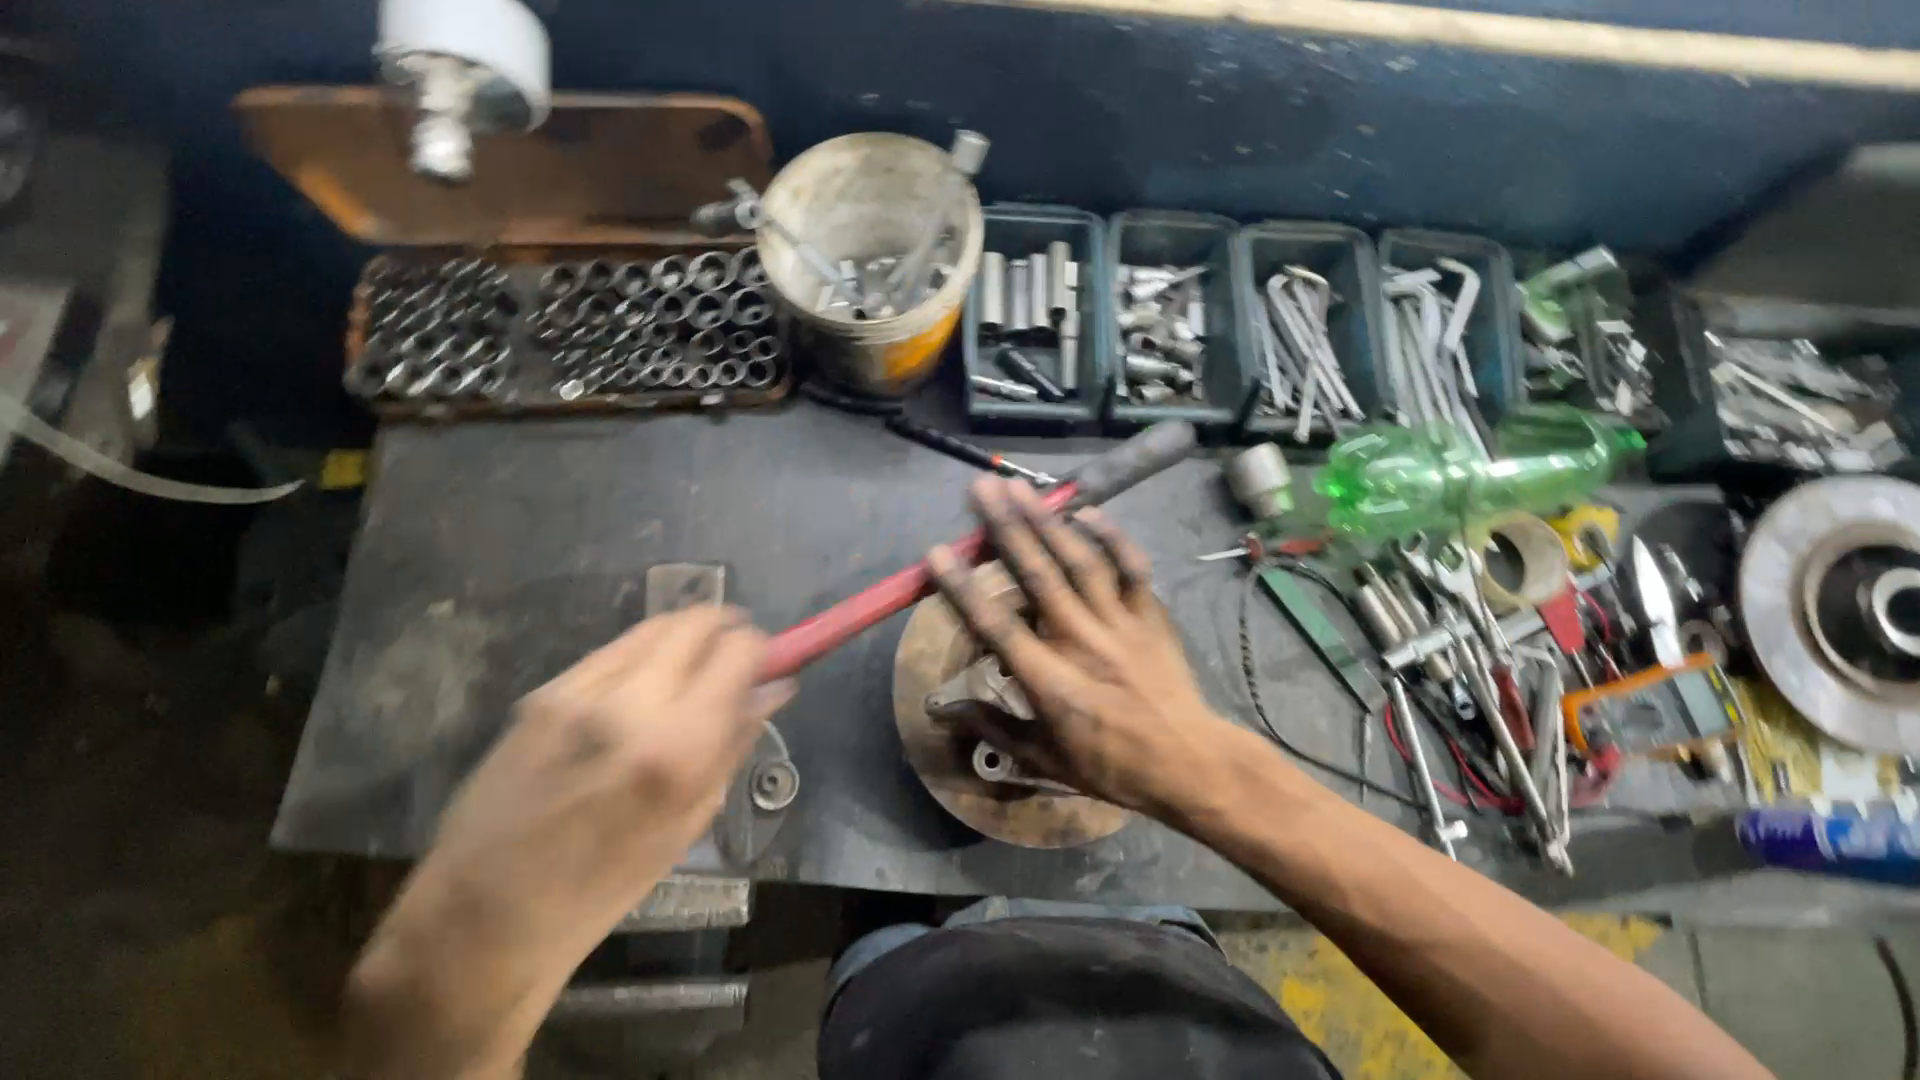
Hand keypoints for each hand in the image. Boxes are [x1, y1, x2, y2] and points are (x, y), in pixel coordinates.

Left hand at [345, 606, 793, 1078]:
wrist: (484, 913)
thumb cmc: (604, 887)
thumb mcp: (689, 824)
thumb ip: (733, 744)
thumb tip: (774, 689)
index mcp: (677, 749)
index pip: (738, 652)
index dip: (760, 649)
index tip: (765, 664)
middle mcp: (630, 705)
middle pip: (694, 623)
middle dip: (724, 630)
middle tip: (734, 655)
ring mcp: (578, 692)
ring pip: (652, 628)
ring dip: (683, 637)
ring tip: (691, 666)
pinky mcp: (543, 693)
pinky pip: (611, 652)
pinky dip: (641, 656)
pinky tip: (642, 686)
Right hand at [926, 478, 1241, 814]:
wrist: (1187, 762)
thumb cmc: (1110, 765)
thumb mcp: (1044, 758)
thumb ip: (992, 727)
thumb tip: (942, 709)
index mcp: (1049, 679)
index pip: (996, 625)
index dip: (963, 588)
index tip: (937, 552)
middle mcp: (1081, 640)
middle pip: (1038, 576)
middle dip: (1006, 529)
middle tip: (981, 489)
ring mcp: (1119, 623)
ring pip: (1080, 562)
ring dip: (1048, 522)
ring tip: (1021, 488)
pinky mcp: (1150, 615)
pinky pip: (1131, 568)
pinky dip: (1112, 538)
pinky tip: (1086, 512)